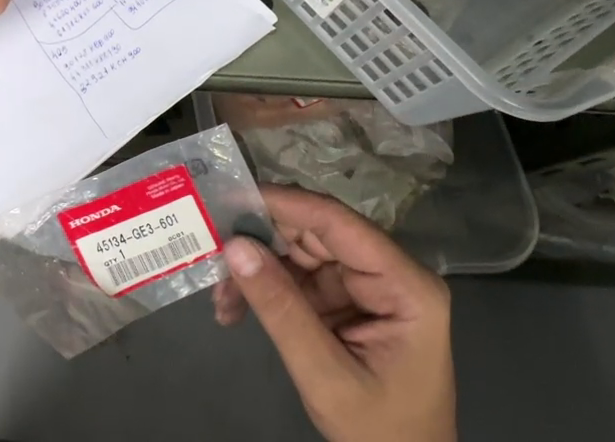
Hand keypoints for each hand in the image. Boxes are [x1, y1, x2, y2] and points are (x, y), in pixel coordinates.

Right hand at [213, 185, 454, 441]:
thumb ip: (281, 309)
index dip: (283, 204)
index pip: (337, 223)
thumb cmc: (380, 429)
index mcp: (405, 285)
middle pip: (311, 233)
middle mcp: (386, 272)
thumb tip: (233, 245)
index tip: (228, 196)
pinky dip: (260, 288)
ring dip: (252, 269)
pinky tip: (232, 308)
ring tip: (220, 297)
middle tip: (209, 250)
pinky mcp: (341, 298)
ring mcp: (362, 284)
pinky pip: (291, 276)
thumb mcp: (326, 375)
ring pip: (293, 251)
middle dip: (258, 242)